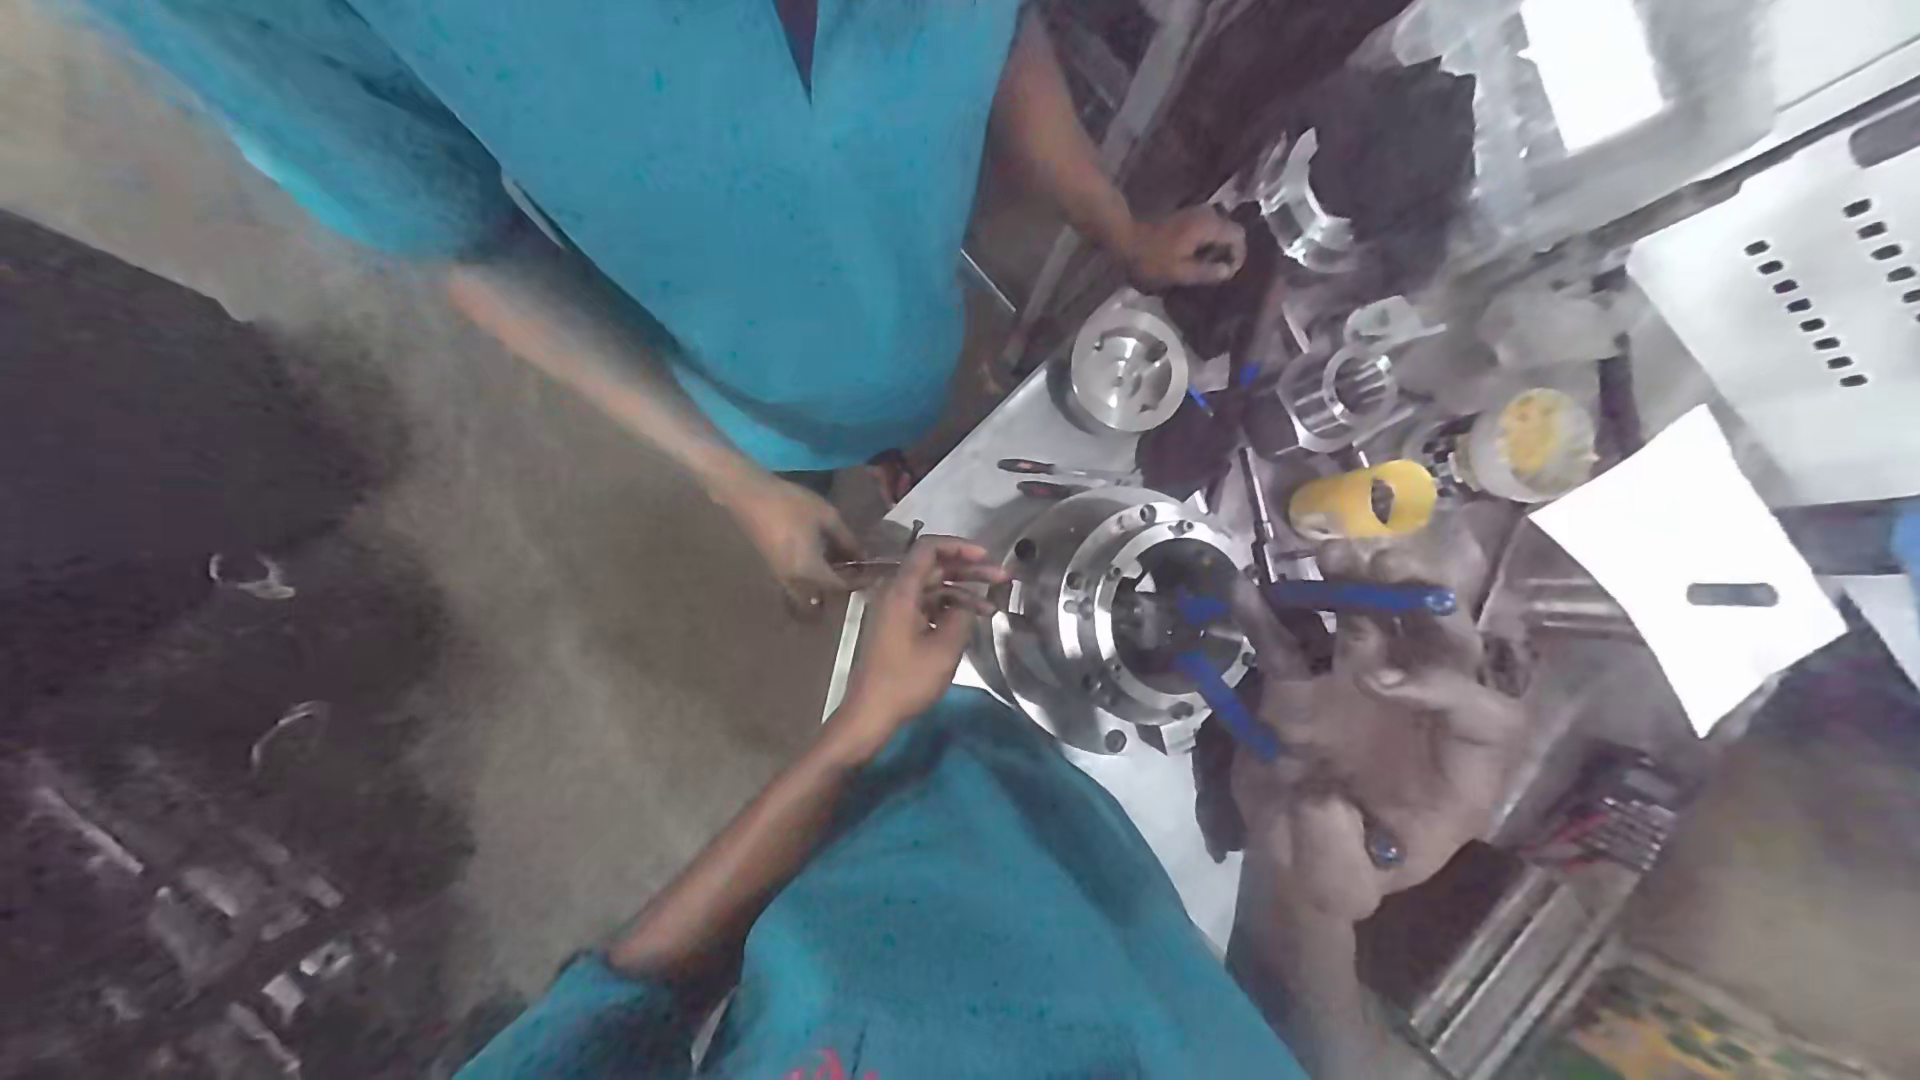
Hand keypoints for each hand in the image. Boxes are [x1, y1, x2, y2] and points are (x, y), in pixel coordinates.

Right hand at [715, 471, 861, 618]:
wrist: (749, 495)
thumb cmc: (790, 504)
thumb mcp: (827, 517)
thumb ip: (847, 540)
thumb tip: (862, 555)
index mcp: (810, 570)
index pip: (841, 587)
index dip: (859, 582)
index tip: (873, 572)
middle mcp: (795, 580)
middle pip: (824, 595)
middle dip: (843, 586)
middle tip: (857, 569)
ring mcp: (781, 576)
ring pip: (809, 592)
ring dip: (826, 584)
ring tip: (841, 564)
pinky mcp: (773, 568)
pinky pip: (799, 583)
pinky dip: (814, 577)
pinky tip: (822, 557)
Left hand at [830, 537, 1008, 752]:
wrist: (870, 712)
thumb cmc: (905, 681)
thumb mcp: (944, 650)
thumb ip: (961, 618)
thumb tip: (966, 607)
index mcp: (901, 591)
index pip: (929, 549)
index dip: (959, 546)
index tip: (986, 557)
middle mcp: (895, 592)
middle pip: (934, 567)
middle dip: (969, 569)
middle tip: (1002, 577)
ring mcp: (896, 609)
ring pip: (933, 587)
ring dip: (963, 591)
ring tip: (994, 603)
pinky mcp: (898, 625)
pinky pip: (927, 605)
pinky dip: (950, 608)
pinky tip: (974, 618)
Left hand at [1123, 204, 1246, 287]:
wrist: (1126, 239)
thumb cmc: (1151, 260)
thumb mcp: (1179, 272)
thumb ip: (1206, 272)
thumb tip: (1229, 271)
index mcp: (1209, 225)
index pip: (1239, 236)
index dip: (1239, 255)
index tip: (1229, 273)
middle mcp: (1208, 213)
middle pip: (1231, 231)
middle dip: (1228, 252)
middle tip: (1217, 273)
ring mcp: (1196, 212)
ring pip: (1219, 230)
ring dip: (1217, 248)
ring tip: (1206, 268)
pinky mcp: (1187, 217)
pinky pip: (1207, 229)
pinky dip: (1206, 243)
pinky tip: (1195, 258)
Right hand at [1227, 547, 1527, 921]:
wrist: (1280, 848)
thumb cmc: (1331, 874)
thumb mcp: (1342, 884)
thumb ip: (1336, 851)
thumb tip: (1319, 791)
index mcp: (1454, 769)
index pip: (1480, 715)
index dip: (1442, 686)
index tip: (1375, 682)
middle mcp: (1414, 716)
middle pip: (1439, 649)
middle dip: (1418, 605)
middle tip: (1381, 569)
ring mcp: (1351, 691)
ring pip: (1367, 627)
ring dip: (1353, 588)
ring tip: (1328, 555)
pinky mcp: (1298, 685)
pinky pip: (1286, 644)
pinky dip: (1266, 617)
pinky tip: (1245, 589)